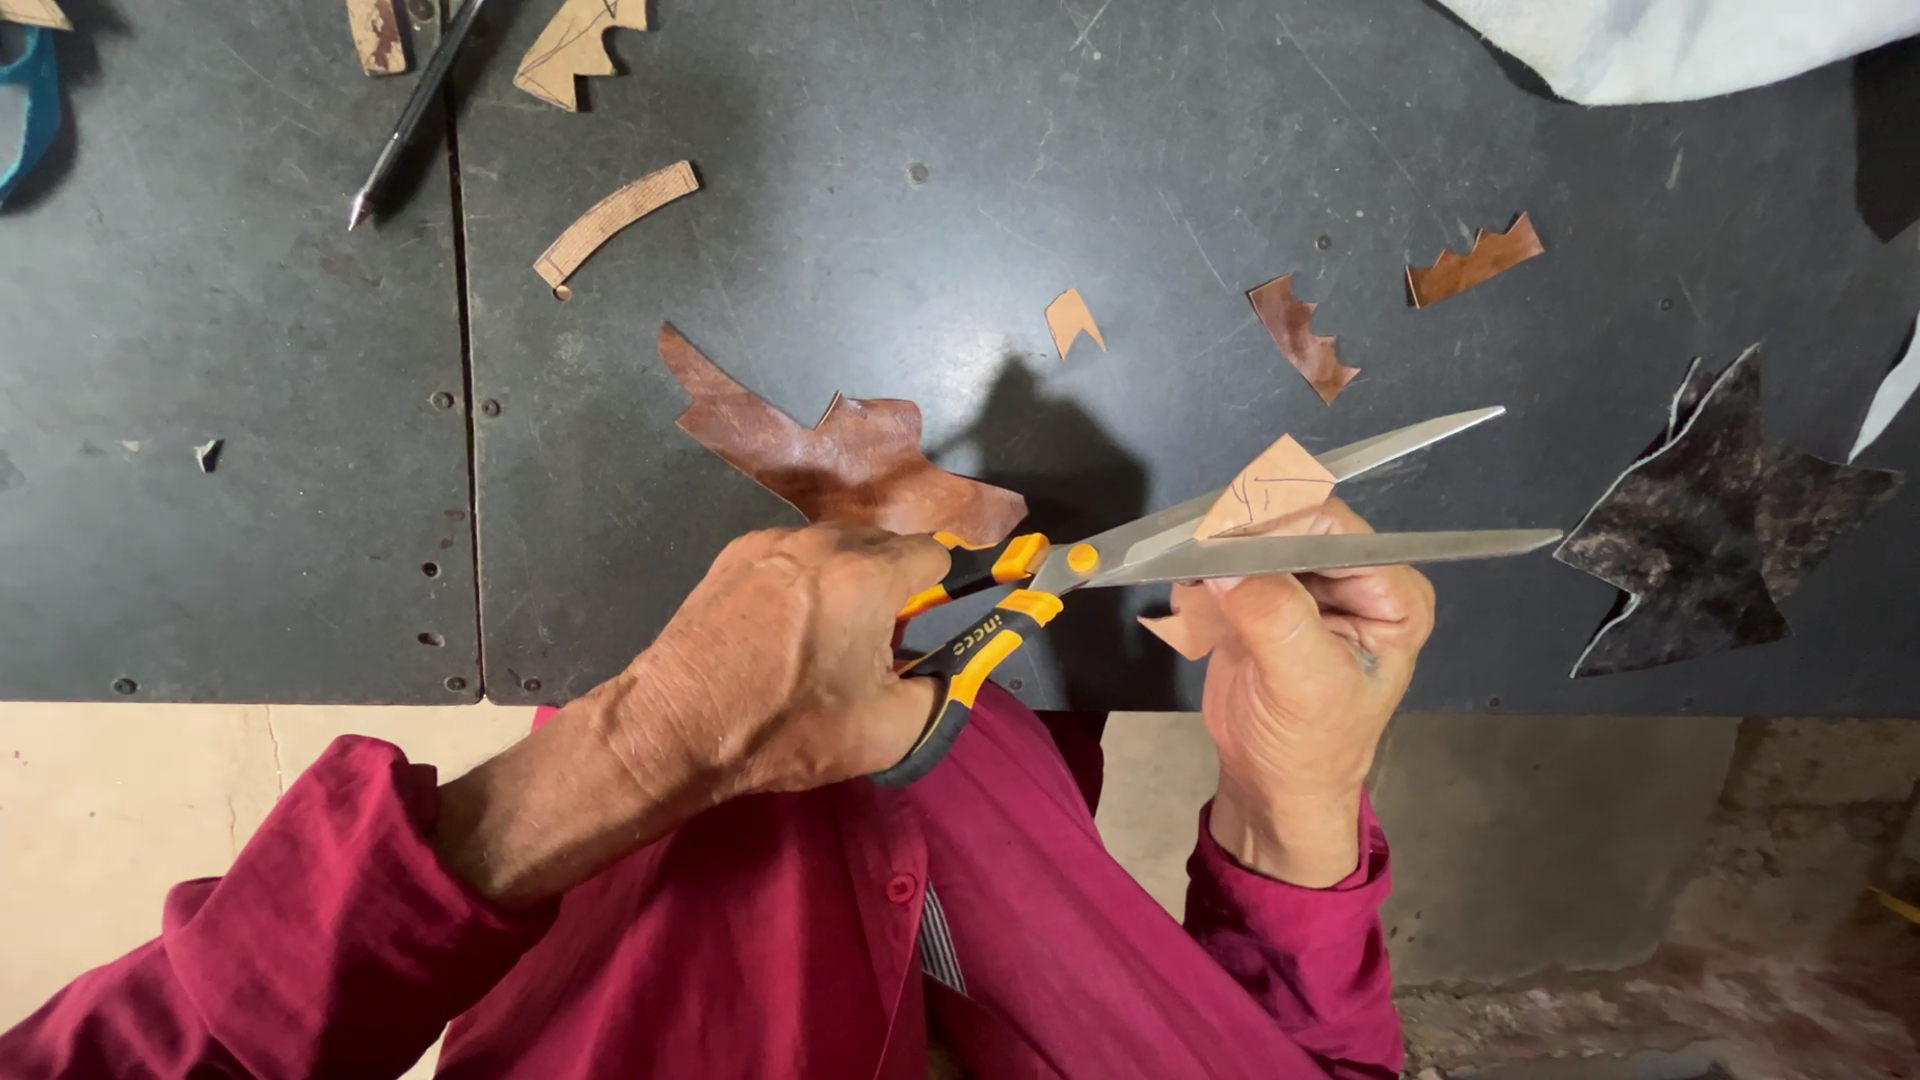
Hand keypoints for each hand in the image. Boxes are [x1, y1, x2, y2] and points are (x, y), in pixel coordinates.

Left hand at [615, 523, 949, 797]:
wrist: (676, 728)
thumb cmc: (786, 729)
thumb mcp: (886, 731)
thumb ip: (940, 692)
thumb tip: (946, 670)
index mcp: (869, 577)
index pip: (933, 552)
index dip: (936, 588)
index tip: (920, 621)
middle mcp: (825, 542)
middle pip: (885, 544)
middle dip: (892, 582)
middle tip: (870, 635)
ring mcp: (775, 540)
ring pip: (838, 544)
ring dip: (847, 575)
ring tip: (821, 628)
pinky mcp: (737, 550)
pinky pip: (793, 551)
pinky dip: (803, 575)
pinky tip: (778, 620)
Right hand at [1194, 498, 1434, 885]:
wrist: (1269, 782)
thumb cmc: (1308, 745)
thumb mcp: (1303, 684)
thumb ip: (1274, 616)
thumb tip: (1223, 561)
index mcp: (1389, 592)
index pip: (1333, 529)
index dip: (1278, 523)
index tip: (1222, 535)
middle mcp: (1351, 579)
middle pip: (1290, 525)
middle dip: (1239, 537)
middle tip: (1194, 555)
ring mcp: (1303, 586)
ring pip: (1252, 539)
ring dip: (1214, 555)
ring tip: (1192, 588)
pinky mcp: (1261, 597)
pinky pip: (1226, 563)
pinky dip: (1201, 574)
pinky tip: (1192, 605)